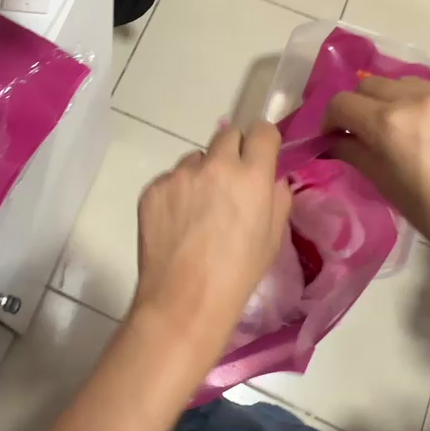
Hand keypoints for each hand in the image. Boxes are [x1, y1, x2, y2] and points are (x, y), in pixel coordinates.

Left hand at [131, 121, 292, 353]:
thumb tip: (270, 179)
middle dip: (233, 152)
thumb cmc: (238, 274)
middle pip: (227, 135)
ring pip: (195, 159)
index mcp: (251, 175)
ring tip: (199, 212)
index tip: (260, 155)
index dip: (262, 142)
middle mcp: (215, 165)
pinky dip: (176, 194)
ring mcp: (179, 175)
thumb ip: (276, 198)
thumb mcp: (273, 238)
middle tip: (230, 183)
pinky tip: (177, 224)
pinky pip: (171, 179)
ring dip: (201, 174)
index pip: (261, 131)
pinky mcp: (153, 188)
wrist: (184, 300)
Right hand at [324, 77, 429, 289]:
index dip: (331, 119)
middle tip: (367, 132)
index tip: (335, 136)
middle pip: (371, 84)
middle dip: (361, 105)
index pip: (342, 103)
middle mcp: (419, 99)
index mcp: (389, 123)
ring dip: (396, 100)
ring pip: (409, 83)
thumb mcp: (387, 187)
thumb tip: (336, 140)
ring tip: (407, 130)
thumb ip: (355, 154)